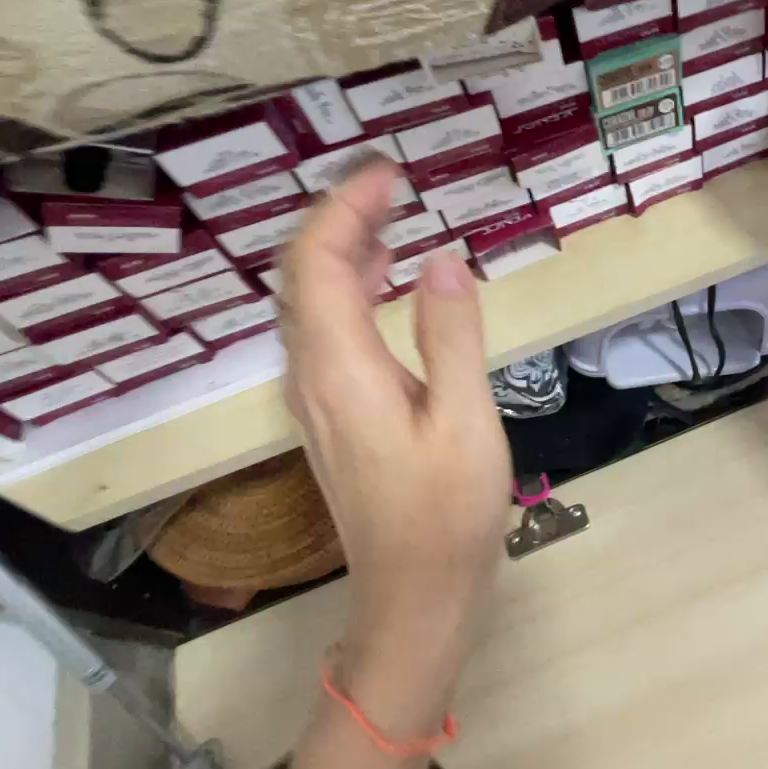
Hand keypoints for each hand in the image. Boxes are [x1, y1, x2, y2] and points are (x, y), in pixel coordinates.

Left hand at [279, 159, 511, 635]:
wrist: (413, 595)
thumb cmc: (447, 513)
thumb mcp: (466, 420)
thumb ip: (451, 335)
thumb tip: (443, 259)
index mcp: (341, 369)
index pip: (317, 262)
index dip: (346, 207)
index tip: (391, 174)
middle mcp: (311, 375)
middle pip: (301, 276)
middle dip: (339, 218)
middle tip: (393, 185)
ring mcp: (315, 398)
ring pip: (308, 303)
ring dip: (342, 250)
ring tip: (391, 217)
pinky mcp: (331, 414)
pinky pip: (324, 331)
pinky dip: (348, 289)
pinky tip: (384, 282)